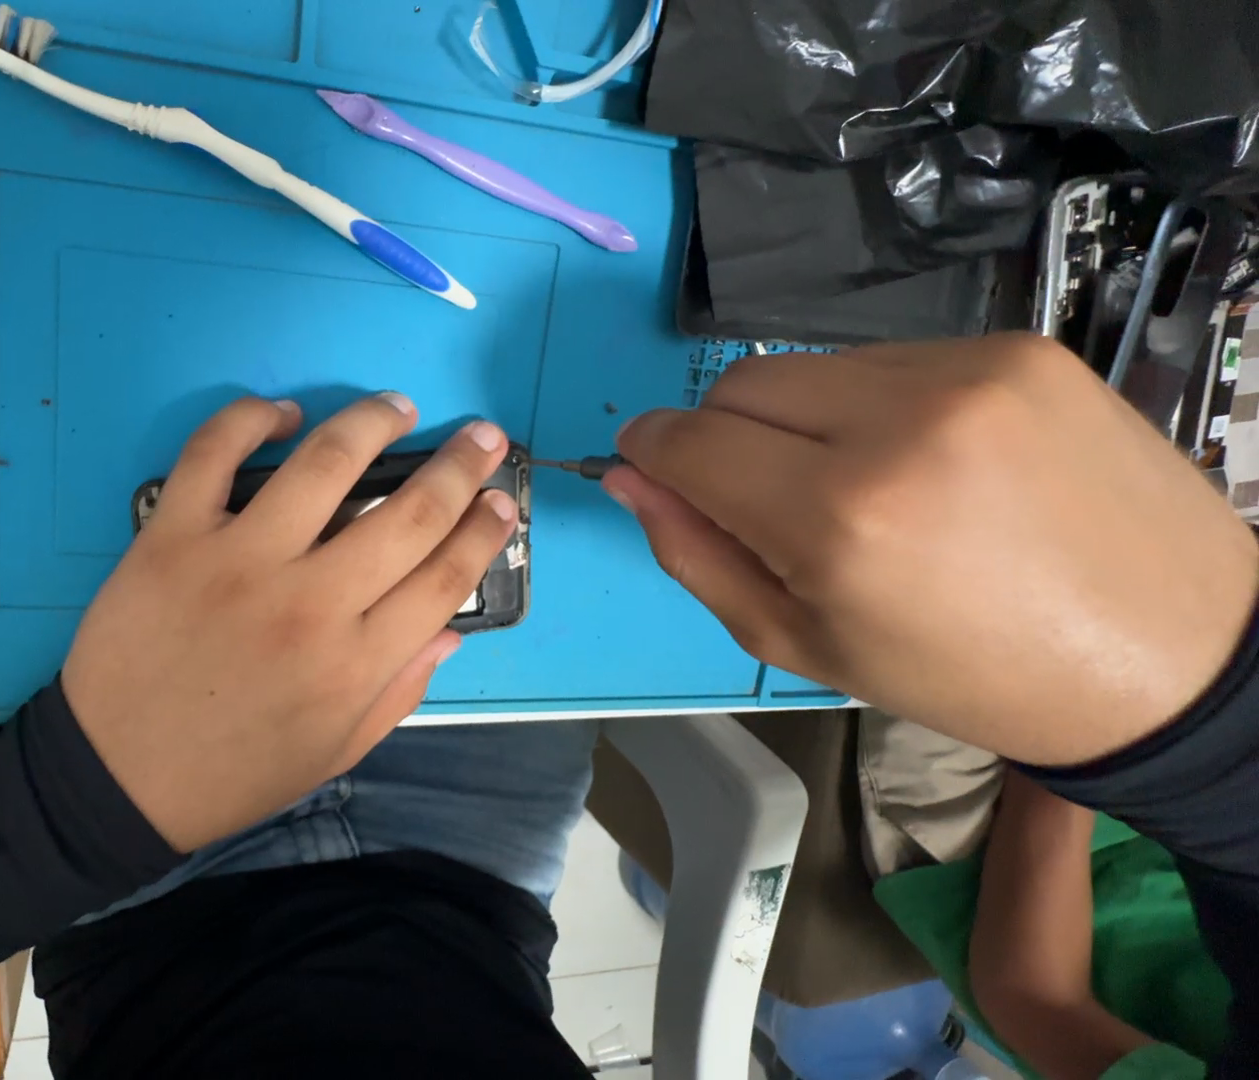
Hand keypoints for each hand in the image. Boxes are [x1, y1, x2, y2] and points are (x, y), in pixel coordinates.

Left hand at [63, 393, 516, 851]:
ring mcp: (238, 560)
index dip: (484, 532)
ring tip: (396, 407)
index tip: (501, 500)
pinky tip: (282, 415)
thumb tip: (451, 630)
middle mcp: (310, 601)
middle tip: (481, 435)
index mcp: (355, 662)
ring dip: (372, 422)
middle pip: (408, 515)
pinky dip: (250, 418)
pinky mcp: (172, 535)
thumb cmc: (234, 771)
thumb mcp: (335, 752)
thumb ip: (400, 690)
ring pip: (324, 464)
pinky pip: (213, 452)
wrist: (118, 777)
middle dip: (459, 466)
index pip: (444, 578)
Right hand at [604, 333, 1258, 765]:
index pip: (687, 441)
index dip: (648, 449)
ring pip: (804, 367)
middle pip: (735, 385)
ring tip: (849, 477)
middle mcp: (896, 424)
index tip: (646, 464)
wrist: (1173, 656)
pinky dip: (862, 402)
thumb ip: (690, 551)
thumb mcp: (791, 638)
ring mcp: (965, 374)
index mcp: (835, 518)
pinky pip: (880, 359)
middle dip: (717, 433)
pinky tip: (914, 455)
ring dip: (791, 417)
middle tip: (756, 492)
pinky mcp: (1018, 349)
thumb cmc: (954, 672)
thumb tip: (628, 477)